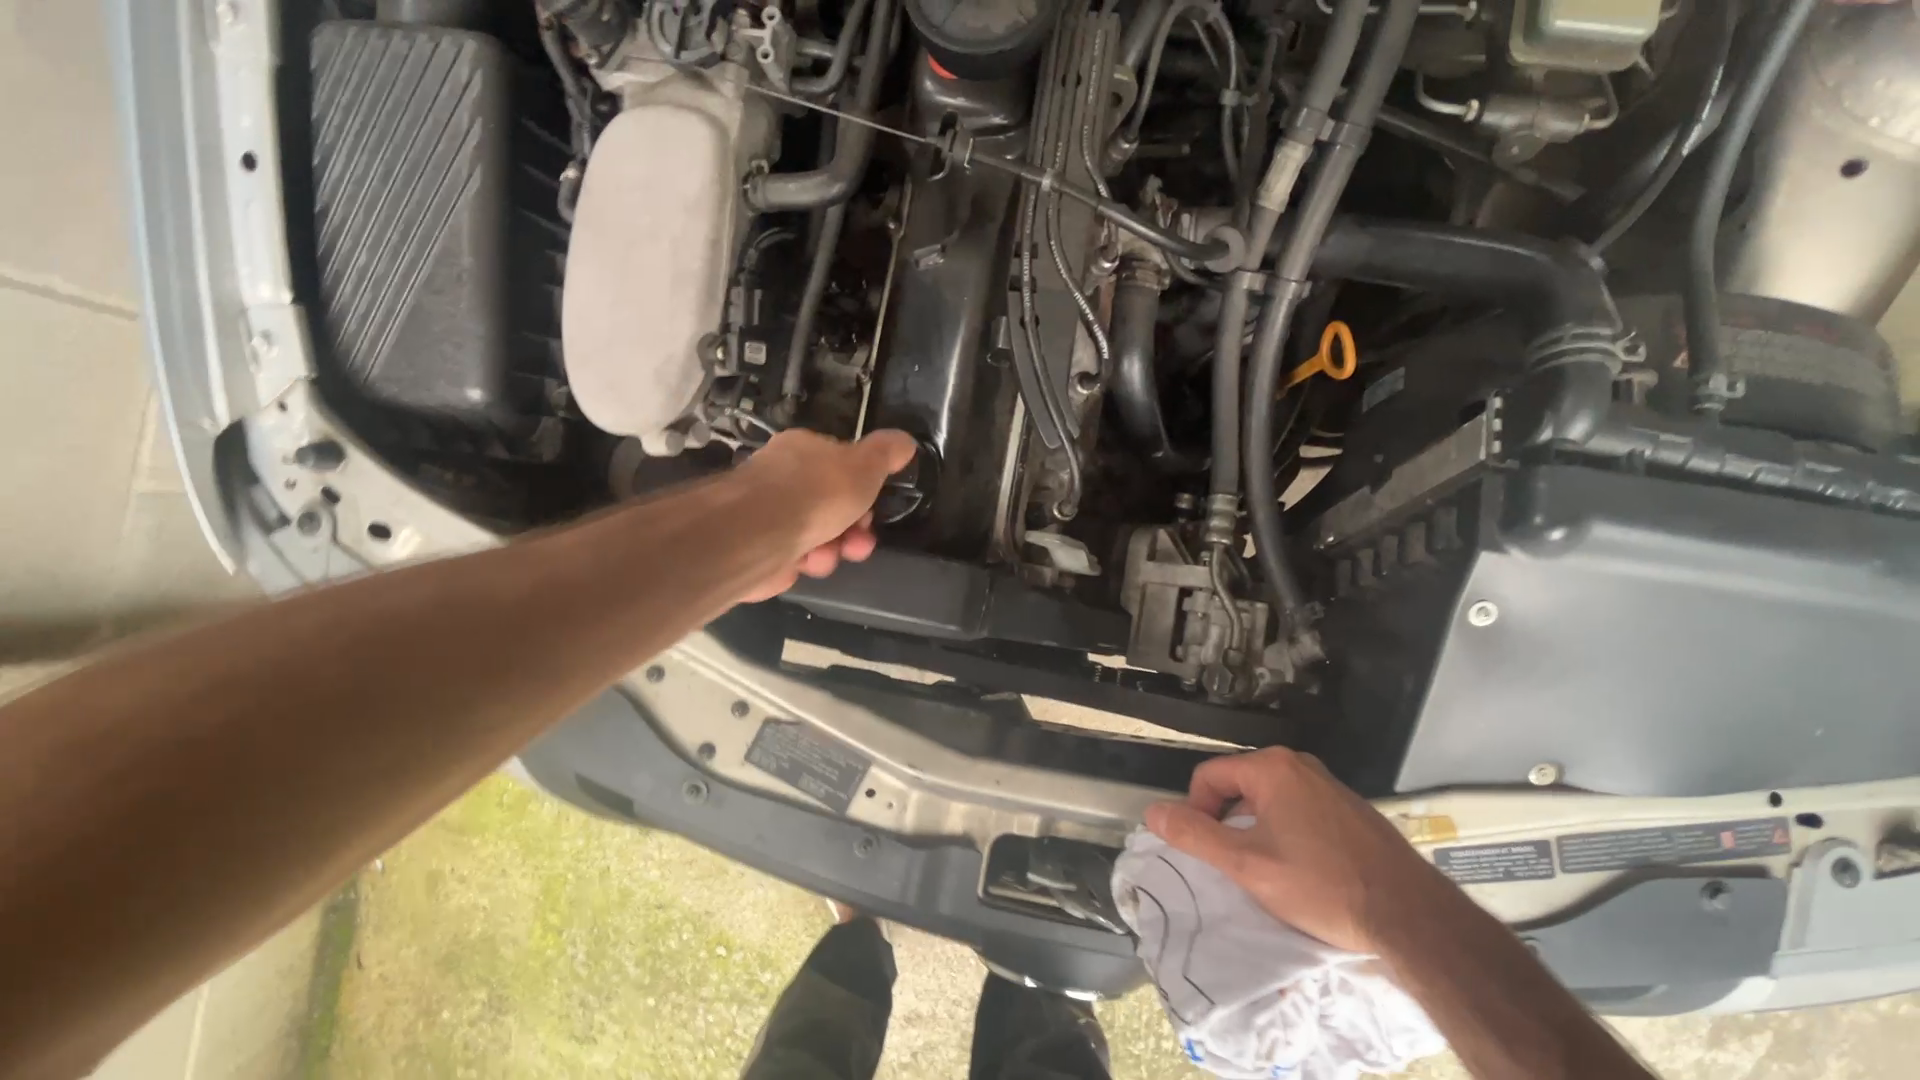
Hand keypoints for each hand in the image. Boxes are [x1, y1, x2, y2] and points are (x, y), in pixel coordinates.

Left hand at [734, 429, 917, 601]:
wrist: (759, 533)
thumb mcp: (865, 466)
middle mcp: (782, 476)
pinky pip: (796, 554)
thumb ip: (886, 453)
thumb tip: (905, 441)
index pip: (839, 463)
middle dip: (854, 526)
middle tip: (861, 540)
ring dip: (835, 546)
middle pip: (831, 503)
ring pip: (817, 533)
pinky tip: (810, 562)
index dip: (863, 487)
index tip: (875, 505)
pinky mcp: (760, 546)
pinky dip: (808, 560)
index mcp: (803, 449)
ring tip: (838, 553)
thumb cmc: (816, 492)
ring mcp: (768, 512)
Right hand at [1145, 747, 1445, 953]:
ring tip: (1269, 871)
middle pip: (1238, 786)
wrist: (1409, 914)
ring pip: (1269, 801)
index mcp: (1272, 769)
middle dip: (1227, 822)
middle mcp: (1300, 766)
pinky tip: (1303, 870)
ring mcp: (1329, 785)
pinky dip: (1287, 833)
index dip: (1196, 813)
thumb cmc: (1322, 886)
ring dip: (1257, 830)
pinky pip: (1299, 811)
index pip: (1208, 777)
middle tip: (1236, 865)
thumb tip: (1152, 812)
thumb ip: (1195, 836)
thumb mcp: (1247, 865)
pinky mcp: (1350, 809)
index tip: (1209, 852)